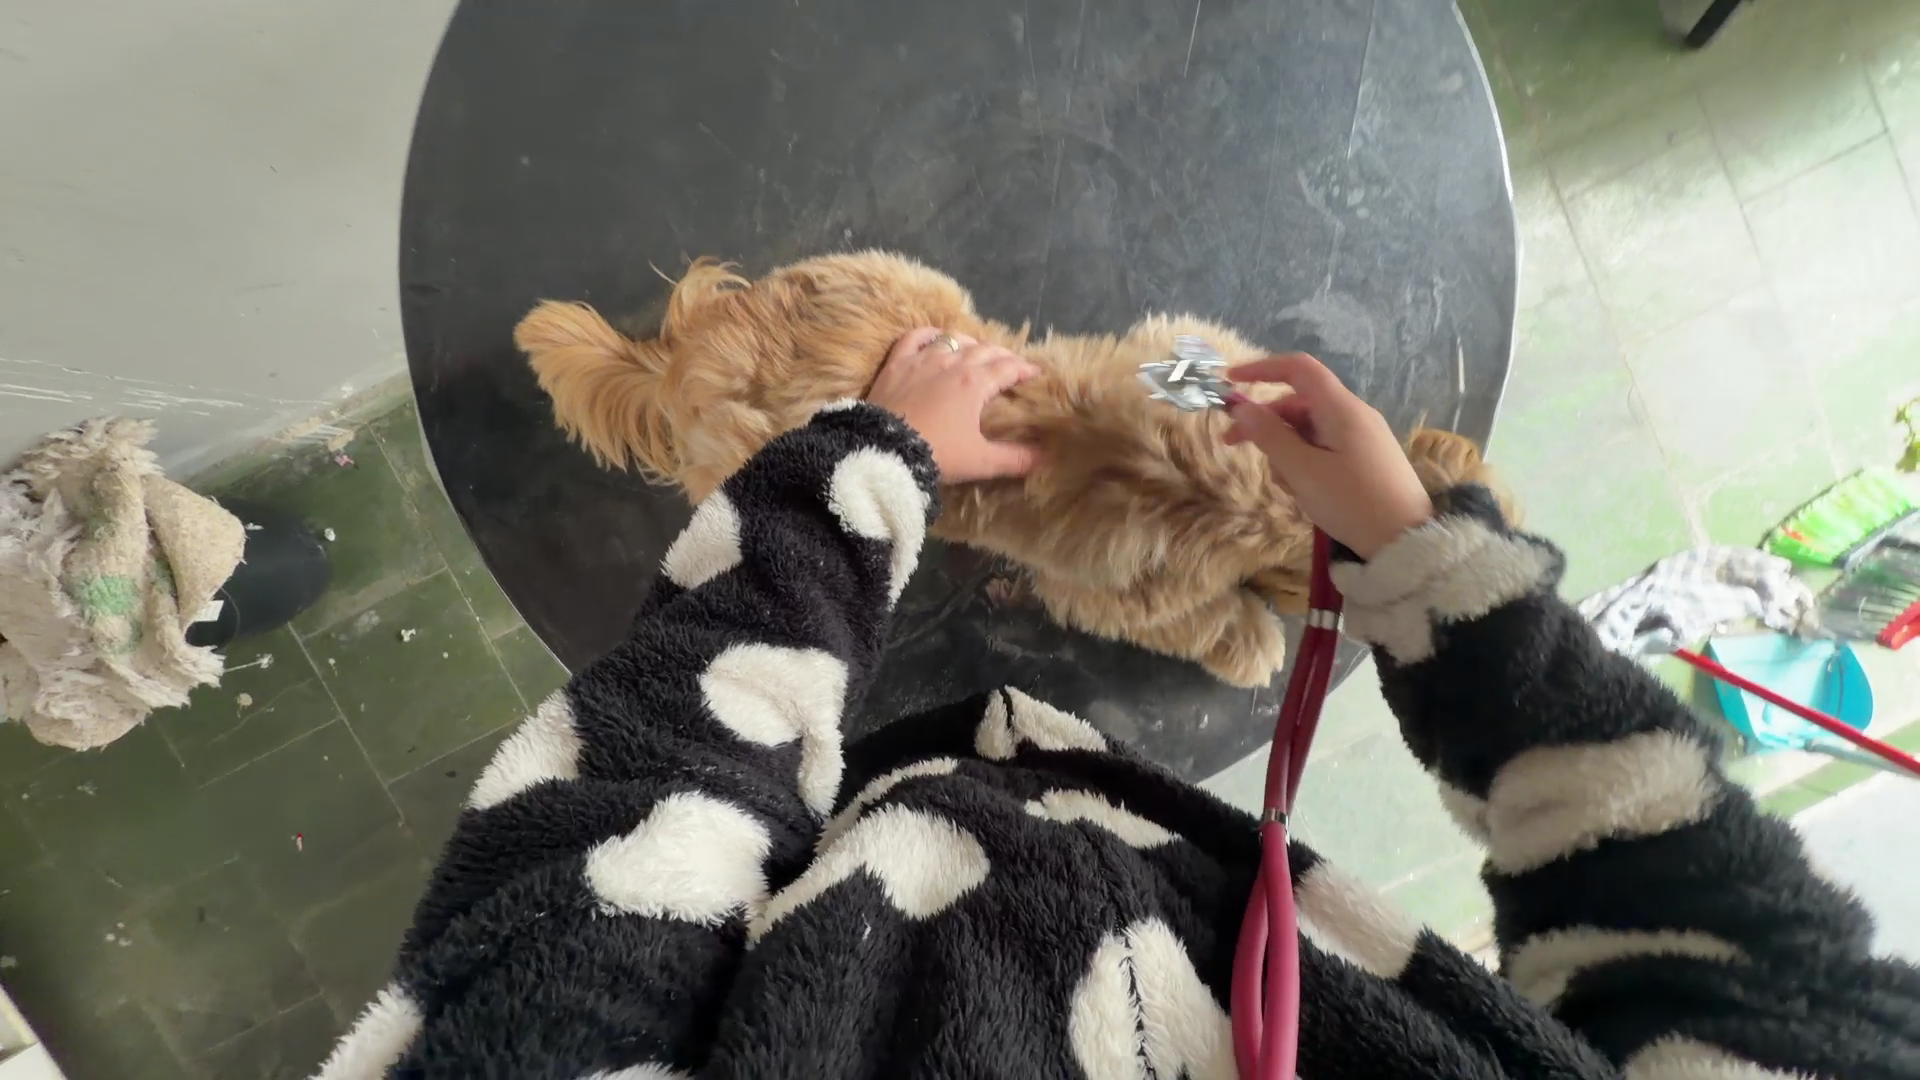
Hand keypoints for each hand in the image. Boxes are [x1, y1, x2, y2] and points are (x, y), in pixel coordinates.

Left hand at [867, 328, 1042, 482]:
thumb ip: (1015, 458)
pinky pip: (914, 338)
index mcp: (976, 383)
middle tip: (1011, 363)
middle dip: (1002, 355)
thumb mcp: (981, 461)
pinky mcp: (897, 363)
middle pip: (984, 350)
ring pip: (953, 339)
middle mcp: (952, 362)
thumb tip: (1044, 457)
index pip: (1008, 368)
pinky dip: (929, 334)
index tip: (1035, 372)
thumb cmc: (937, 454)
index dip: (1025, 369)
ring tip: (977, 351)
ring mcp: (922, 359)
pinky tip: (935, 337)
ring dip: (970, 343)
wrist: (884, 451)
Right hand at [1223, 353, 1433, 558]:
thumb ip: (1269, 436)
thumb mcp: (1302, 471)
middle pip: (1297, 403)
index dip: (1261, 369)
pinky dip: (1301, 461)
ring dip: (1283, 449)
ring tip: (1284, 484)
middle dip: (1264, 422)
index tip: (1229, 381)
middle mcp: (1351, 415)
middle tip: (1230, 444)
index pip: (1298, 369)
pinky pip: (1320, 446)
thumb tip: (1241, 408)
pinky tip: (1301, 488)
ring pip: (1305, 428)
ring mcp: (1358, 436)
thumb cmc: (1351, 502)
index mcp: (1341, 410)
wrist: (1405, 540)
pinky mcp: (1360, 457)